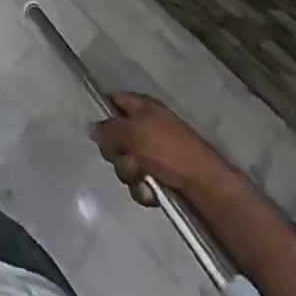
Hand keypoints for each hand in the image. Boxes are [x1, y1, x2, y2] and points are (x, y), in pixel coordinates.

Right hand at [91, 94, 234, 207]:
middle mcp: (147, 126)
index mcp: (144, 107)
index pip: (115, 101)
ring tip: (143, 180)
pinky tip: (151, 193)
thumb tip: (92, 128)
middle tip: (127, 158)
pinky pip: (137, 180)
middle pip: (115, 137)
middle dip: (117, 154)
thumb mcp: (135, 134)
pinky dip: (141, 188)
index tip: (98, 133)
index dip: (104, 114)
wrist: (203, 184)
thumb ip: (110, 130)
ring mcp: (153, 152)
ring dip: (130, 174)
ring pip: (124, 162)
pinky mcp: (158, 175)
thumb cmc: (169, 150)